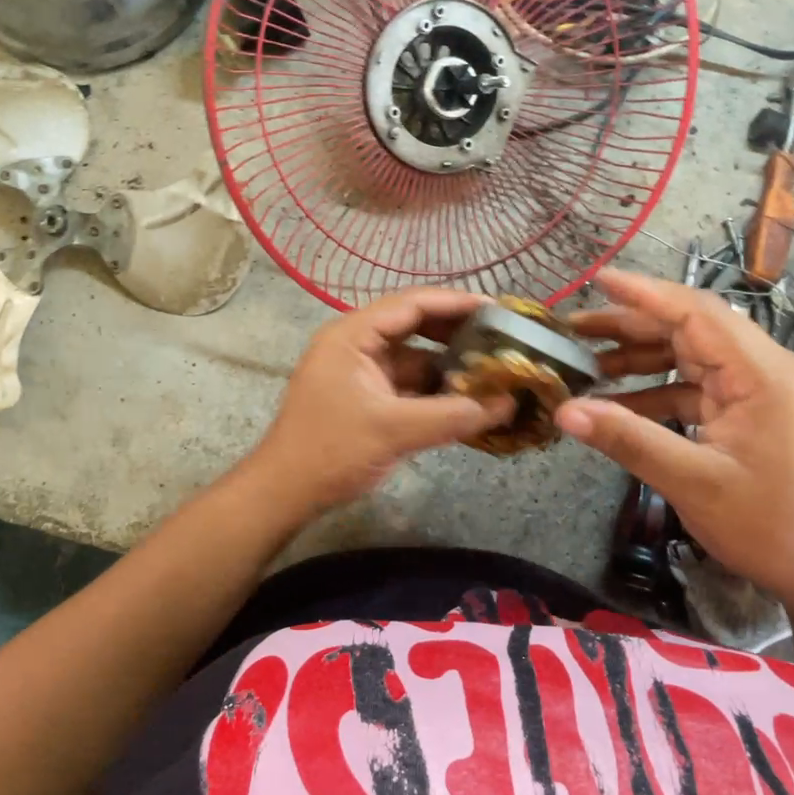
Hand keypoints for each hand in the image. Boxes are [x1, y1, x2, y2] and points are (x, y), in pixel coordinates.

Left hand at [248, 289, 513, 512]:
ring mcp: (359, 372)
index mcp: (352, 335)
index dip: (456, 303)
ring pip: (414, 358)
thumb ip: (453, 415)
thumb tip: (508, 404)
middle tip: (503, 339)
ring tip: (495, 371)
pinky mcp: (365, 398)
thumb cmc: (331, 451)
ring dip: (449, 366)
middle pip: (414, 326)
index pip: (411, 304)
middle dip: (457, 334)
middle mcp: (355, 344)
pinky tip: (468, 400)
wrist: (285, 491)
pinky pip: (407, 385)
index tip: (498, 309)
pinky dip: (435, 391)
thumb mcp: (395, 431)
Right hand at [555, 270, 793, 599]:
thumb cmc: (772, 526)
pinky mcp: (757, 420)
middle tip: (574, 331)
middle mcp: (767, 373)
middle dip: (631, 328)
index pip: (696, 313)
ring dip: (642, 363)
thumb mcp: (692, 481)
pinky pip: (700, 393)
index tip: (596, 279)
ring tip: (586, 367)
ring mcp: (765, 396)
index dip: (643, 293)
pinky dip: (659, 396)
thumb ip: (627, 439)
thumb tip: (564, 412)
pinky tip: (619, 409)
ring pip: (693, 362)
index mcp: (764, 374)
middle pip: (691, 332)